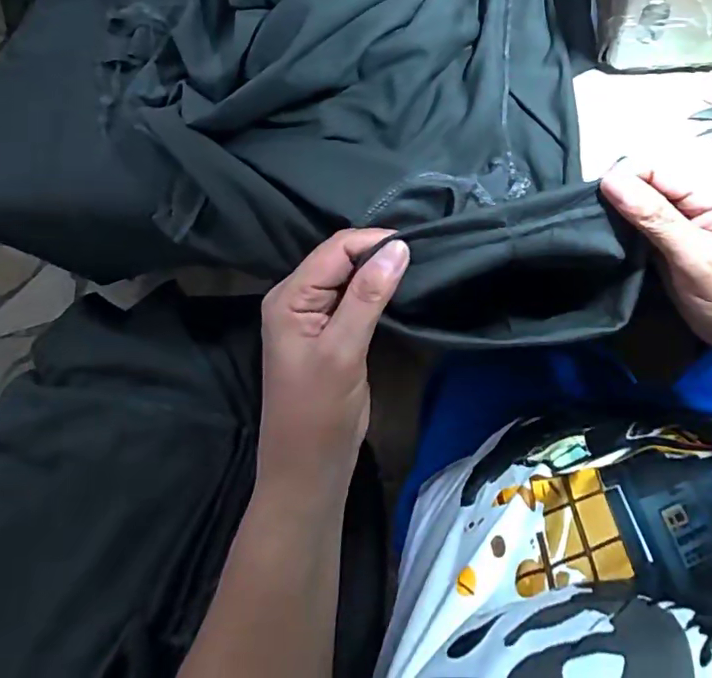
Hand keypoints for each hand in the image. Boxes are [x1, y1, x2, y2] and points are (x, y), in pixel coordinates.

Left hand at [257, 229, 408, 488]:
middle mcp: (296, 297)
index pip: (335, 249)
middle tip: (422, 253)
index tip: (417, 244)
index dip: (374, 241)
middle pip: (341, 256)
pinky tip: (399, 287)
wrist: (307, 469)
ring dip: (379, 267)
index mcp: (289, 297)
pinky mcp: (329, 330)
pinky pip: (353, 295)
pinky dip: (376, 287)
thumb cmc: (319, 413)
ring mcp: (312, 314)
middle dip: (378, 250)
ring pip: (349, 274)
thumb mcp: (343, 351)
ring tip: (416, 265)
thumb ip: (368, 297)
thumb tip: (398, 247)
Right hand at [600, 157, 711, 365]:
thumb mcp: (693, 257)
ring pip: (640, 200)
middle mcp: (697, 196)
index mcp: (710, 191)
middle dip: (619, 194)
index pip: (653, 167)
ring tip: (599, 230)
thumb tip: (609, 180)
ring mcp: (685, 217)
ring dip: (619, 212)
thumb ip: (653, 217)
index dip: (622, 179)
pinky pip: (642, 220)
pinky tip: (612, 239)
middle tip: (595, 222)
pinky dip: (625, 228)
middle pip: (645, 179)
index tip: (595, 205)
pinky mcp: (672, 237)